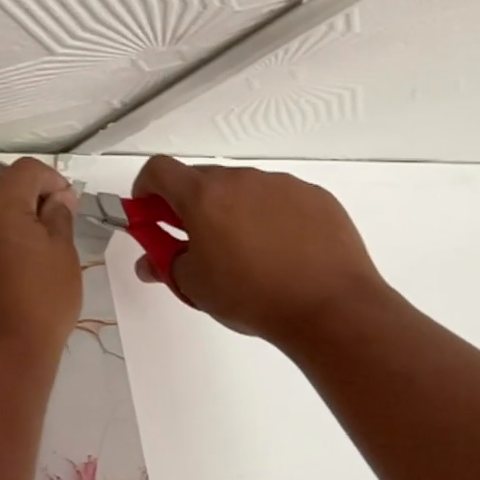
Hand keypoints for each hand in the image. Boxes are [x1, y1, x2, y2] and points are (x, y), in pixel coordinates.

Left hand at [0, 157, 82, 360]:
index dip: (52, 181)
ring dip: (4, 227)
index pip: (27, 170)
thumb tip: (56, 198)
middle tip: (51, 233)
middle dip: (27, 202)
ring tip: (26, 260)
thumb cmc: (39, 302)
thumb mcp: (63, 255)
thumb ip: (58, 216)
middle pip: (0, 191)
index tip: (67, 207)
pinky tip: (1, 280)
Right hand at [132, 155, 387, 344]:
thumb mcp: (195, 287)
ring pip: (243, 189)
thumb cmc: (252, 297)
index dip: (146, 189)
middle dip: (191, 205)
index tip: (149, 214)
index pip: (158, 170)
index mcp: (202, 195)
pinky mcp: (315, 197)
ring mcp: (281, 184)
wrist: (333, 309)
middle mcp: (239, 179)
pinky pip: (281, 198)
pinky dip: (272, 216)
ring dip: (233, 210)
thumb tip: (148, 264)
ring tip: (249, 253)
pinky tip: (285, 252)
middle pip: (201, 179)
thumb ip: (165, 265)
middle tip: (198, 241)